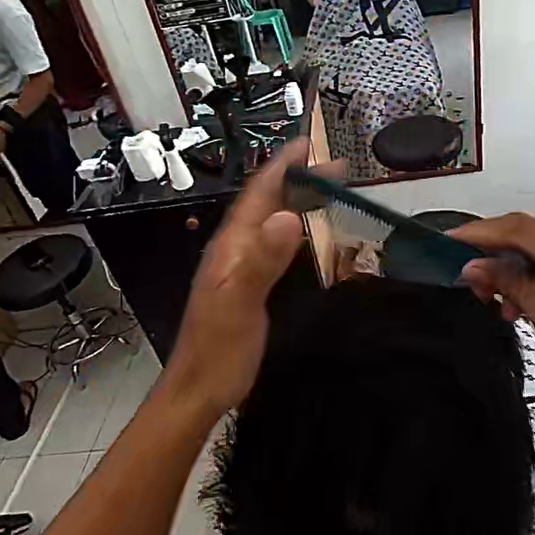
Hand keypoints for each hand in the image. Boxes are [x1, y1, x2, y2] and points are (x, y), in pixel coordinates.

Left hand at [159, 139, 308, 422]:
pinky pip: (276, 243)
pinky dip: (296, 227)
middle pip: (266, 202)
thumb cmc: (218, 351)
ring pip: (271, 220)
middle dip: (297, 178)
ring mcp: (241, 266)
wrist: (199, 391)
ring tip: (329, 189)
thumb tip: (287, 216)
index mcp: (232, 246)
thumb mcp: (240, 304)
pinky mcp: (251, 284)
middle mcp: (235, 248)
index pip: (258, 194)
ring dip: (298, 200)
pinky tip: (310, 233)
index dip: (282, 166)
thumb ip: (261, 260)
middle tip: (335, 166)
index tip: (308, 144)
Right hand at [453, 215, 534, 423]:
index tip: (447, 242)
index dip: (478, 234)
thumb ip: (513, 287)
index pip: (519, 228)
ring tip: (500, 301)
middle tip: (471, 283)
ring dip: (521, 267)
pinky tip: (528, 297)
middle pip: (533, 233)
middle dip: (498, 255)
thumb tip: (475, 267)